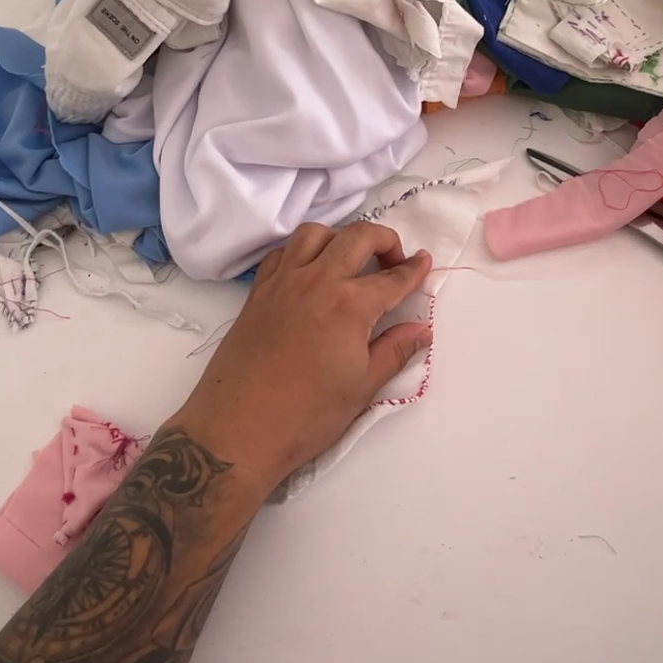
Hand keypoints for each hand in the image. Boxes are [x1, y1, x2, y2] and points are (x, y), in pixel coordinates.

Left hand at [167, 222, 432, 491]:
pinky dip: (303, 250)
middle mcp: (317, 280)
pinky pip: (284, 252)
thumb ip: (395, 350)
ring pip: (315, 233)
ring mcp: (283, 281)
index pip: (392, 278)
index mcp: (350, 304)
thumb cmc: (307, 415)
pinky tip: (310, 272)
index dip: (413, 270)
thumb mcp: (362, 388)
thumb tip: (422, 330)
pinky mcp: (258, 291)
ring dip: (340, 238)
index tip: (424, 263)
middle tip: (394, 261)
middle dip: (384, 240)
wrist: (238, 429)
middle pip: (357, 237)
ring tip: (350, 261)